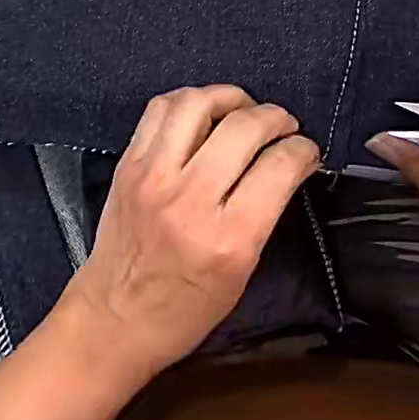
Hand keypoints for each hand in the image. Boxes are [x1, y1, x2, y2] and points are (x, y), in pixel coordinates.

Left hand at [57, 85, 319, 380]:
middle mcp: (189, 200)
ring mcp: (152, 177)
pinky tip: (205, 112)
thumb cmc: (187, 307)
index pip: (280, 166)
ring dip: (232, 97)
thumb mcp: (244, 270)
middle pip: (244, 127)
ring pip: (199, 103)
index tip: (306, 150)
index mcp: (228, 238)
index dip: (303, 149)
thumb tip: (292, 159)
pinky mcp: (128, 164)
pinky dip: (191, 100)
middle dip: (277, 118)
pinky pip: (162, 108)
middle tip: (284, 127)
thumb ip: (268, 209)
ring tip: (244, 110)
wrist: (112, 322)